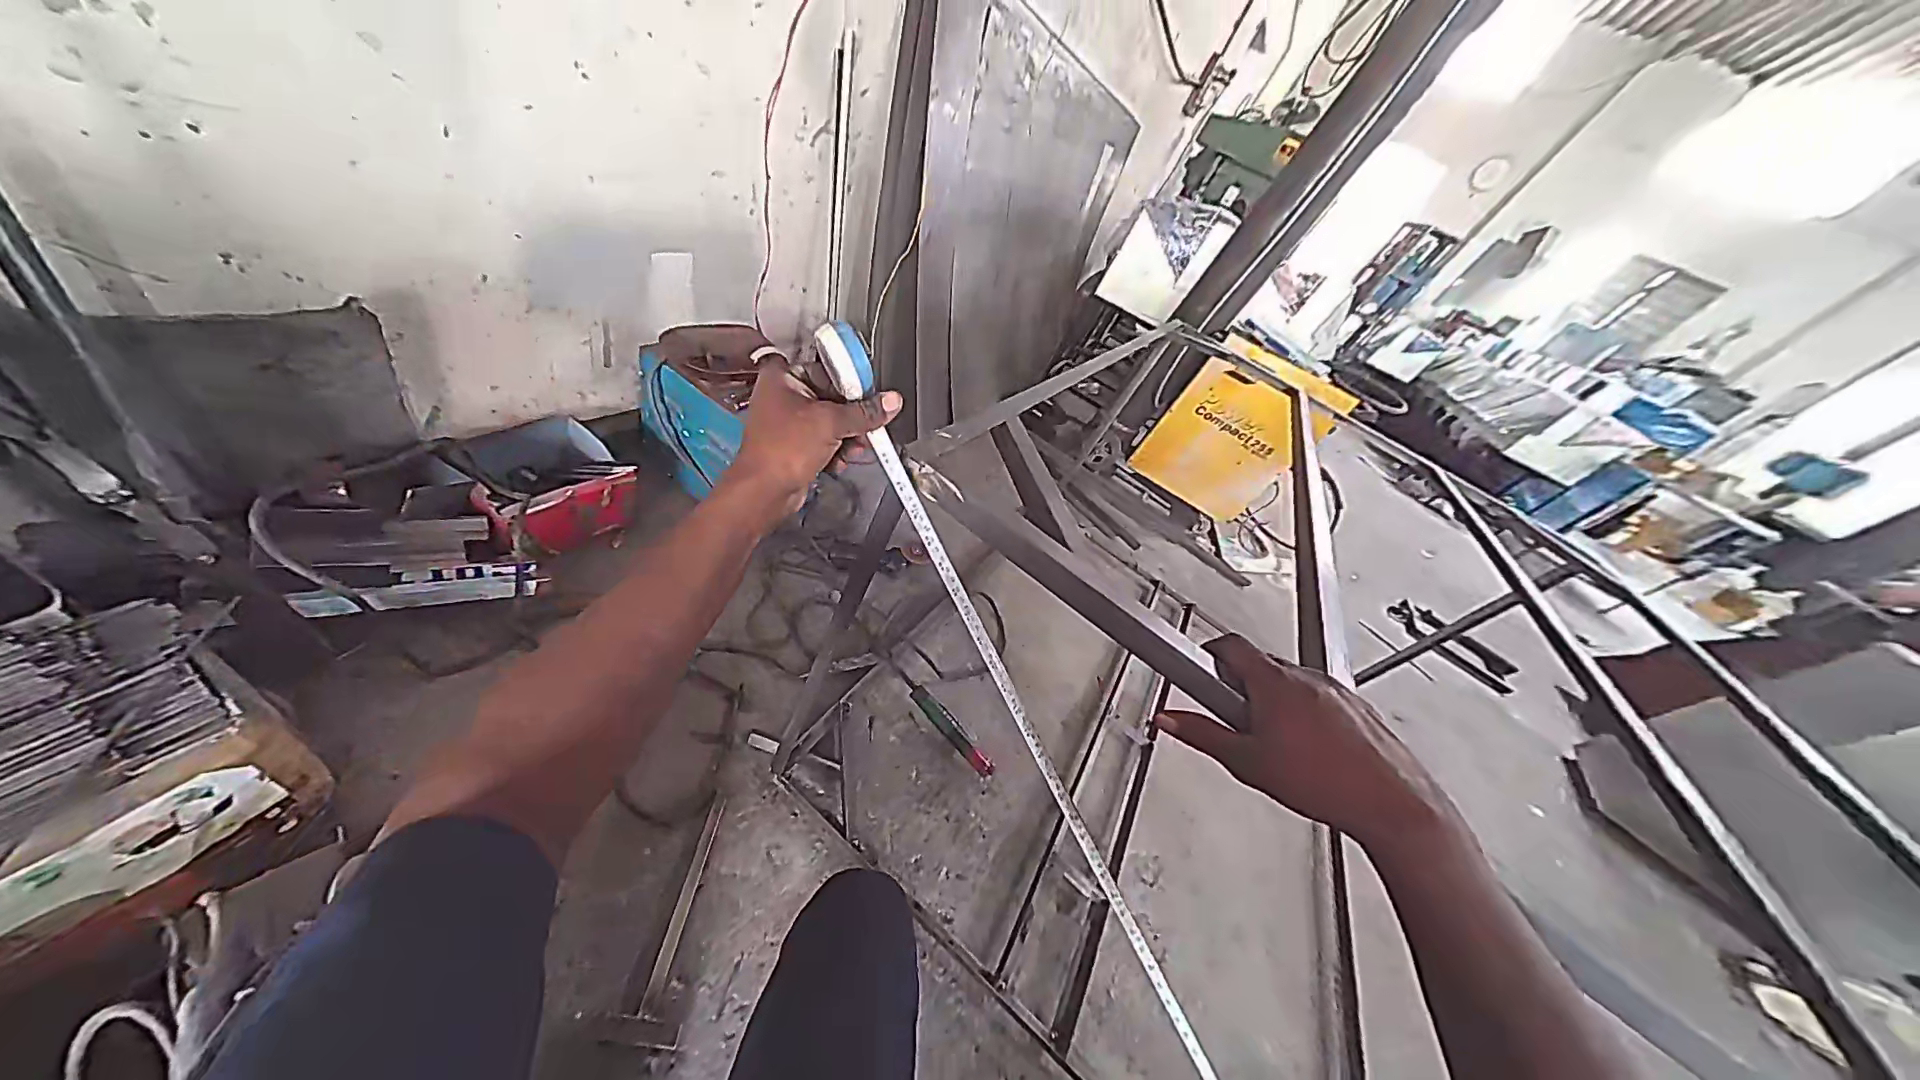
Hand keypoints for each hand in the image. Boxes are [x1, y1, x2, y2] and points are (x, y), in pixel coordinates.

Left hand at [728, 358, 901, 515]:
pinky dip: (837, 450)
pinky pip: (827, 441)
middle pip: (834, 398)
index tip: (871, 393)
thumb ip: (864, 412)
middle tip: (867, 425)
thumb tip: (889, 402)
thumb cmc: (779, 451)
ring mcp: (790, 423)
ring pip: (832, 422)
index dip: (852, 382)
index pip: (829, 369)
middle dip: (854, 417)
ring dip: (848, 437)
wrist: (765, 492)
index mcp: (784, 377)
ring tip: (854, 447)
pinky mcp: (797, 446)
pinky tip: (841, 459)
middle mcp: (784, 396)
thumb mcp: (830, 423)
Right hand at [1157, 634, 1455, 851]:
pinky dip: (1303, 710)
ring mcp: (1334, 688)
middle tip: (1233, 716)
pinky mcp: (1355, 703)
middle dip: (1239, 683)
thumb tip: (1170, 719)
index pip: (1230, 645)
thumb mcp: (1246, 761)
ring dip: (1272, 698)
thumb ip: (1201, 734)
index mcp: (1273, 682)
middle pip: (1258, 662)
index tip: (1199, 667)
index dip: (1209, 652)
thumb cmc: (1326, 783)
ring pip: (1288, 680)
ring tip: (1272, 740)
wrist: (1391, 803)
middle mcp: (1305, 676)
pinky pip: (1317, 694)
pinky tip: (1305, 747)